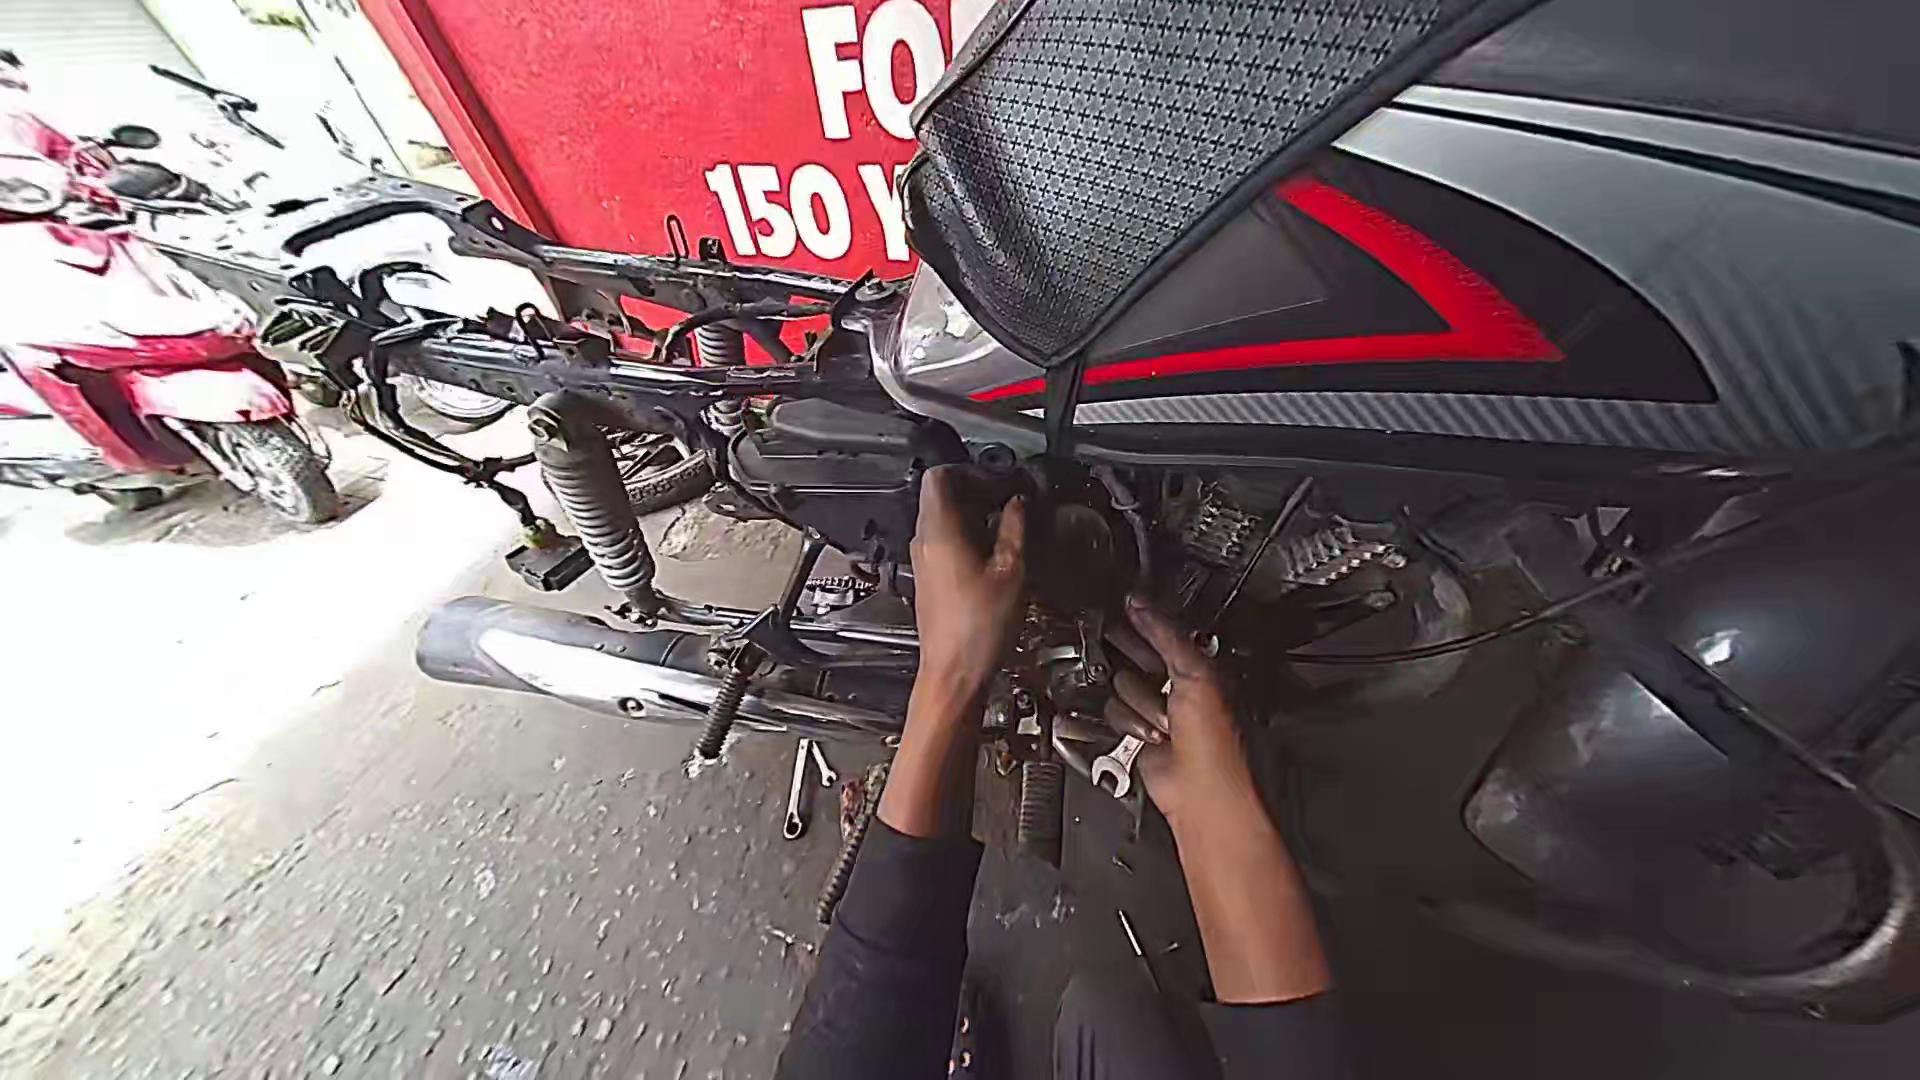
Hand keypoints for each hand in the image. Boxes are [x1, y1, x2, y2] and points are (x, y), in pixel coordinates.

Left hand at [909, 465, 1026, 701]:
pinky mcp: (929, 577)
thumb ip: (1014, 528)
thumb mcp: (1011, 570)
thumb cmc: (978, 628)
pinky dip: (967, 534)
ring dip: (973, 513)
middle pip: (941, 494)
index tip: (996, 480)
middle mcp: (924, 541)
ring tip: (1004, 523)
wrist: (954, 671)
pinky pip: (943, 540)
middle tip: (1007, 499)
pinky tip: (993, 551)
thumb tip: (1017, 504)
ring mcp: (923, 560)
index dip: (970, 470)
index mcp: (939, 531)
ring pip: (942, 517)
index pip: (939, 476)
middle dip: (976, 489)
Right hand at [1115, 595, 1258, 827]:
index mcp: (1194, 665)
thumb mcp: (1193, 673)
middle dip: (1138, 669)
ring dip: (1139, 704)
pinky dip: (1129, 722)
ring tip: (1161, 722)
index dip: (1141, 623)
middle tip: (1144, 675)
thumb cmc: (1214, 740)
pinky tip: (1150, 734)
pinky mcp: (1134, 730)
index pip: (1158, 632)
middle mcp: (1173, 684)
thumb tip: (1140, 606)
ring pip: (1121, 686)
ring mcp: (1152, 708)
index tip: (1125, 613)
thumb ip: (1164, 635)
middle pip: (1133, 657)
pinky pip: (1114, 711)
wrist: (1201, 790)